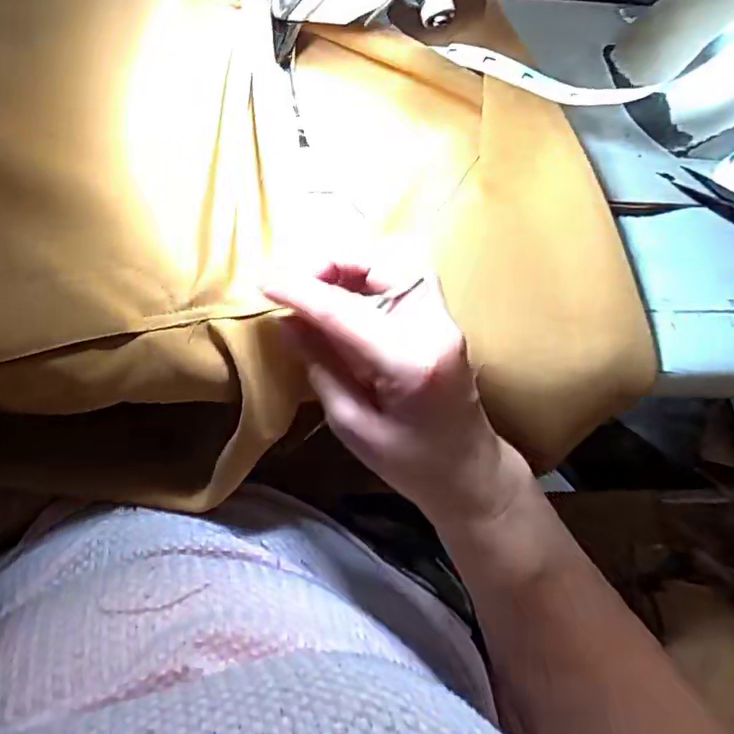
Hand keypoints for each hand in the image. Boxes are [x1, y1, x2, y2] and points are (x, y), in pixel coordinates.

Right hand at [263, 250, 533, 526]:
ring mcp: (443, 318)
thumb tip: (286, 319)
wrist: (471, 474)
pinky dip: (367, 271)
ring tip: (315, 284)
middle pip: (381, 265)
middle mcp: (433, 328)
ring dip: (350, 263)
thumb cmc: (410, 463)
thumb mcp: (351, 424)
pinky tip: (343, 291)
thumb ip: (319, 365)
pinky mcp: (441, 316)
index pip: (343, 310)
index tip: (263, 283)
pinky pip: (402, 273)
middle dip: (330, 264)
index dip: (298, 291)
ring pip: (395, 260)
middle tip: (294, 283)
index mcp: (409, 363)